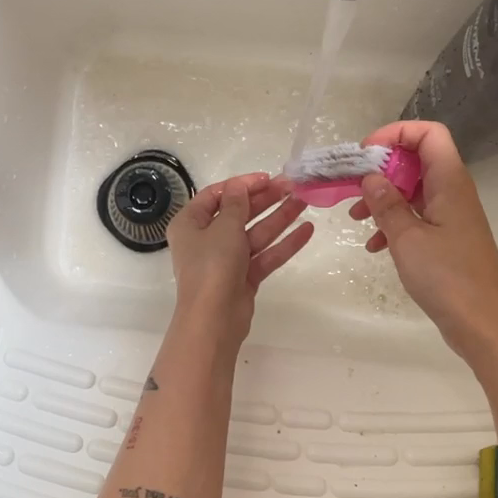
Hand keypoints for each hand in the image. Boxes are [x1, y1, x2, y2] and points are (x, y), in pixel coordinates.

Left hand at [168, 172, 314, 344]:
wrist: (213, 318)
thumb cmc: (212, 265)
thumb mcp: (224, 227)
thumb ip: (236, 204)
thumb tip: (239, 186)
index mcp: (190, 224)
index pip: (215, 196)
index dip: (241, 185)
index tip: (266, 179)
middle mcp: (205, 240)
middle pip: (238, 214)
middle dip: (265, 200)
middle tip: (292, 186)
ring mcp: (225, 261)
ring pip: (254, 234)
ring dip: (279, 218)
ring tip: (305, 201)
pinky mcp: (243, 278)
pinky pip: (264, 256)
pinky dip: (283, 244)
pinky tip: (307, 230)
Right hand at [349, 121, 497, 361]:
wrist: (482, 323)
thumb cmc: (447, 278)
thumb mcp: (407, 239)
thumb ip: (387, 205)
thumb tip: (371, 177)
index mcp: (449, 182)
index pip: (428, 134)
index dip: (395, 134)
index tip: (364, 155)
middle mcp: (454, 192)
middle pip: (417, 160)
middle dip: (381, 169)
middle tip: (351, 188)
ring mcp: (452, 216)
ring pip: (413, 190)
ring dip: (383, 198)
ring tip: (356, 219)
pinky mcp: (448, 238)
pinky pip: (417, 217)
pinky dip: (393, 223)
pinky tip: (374, 245)